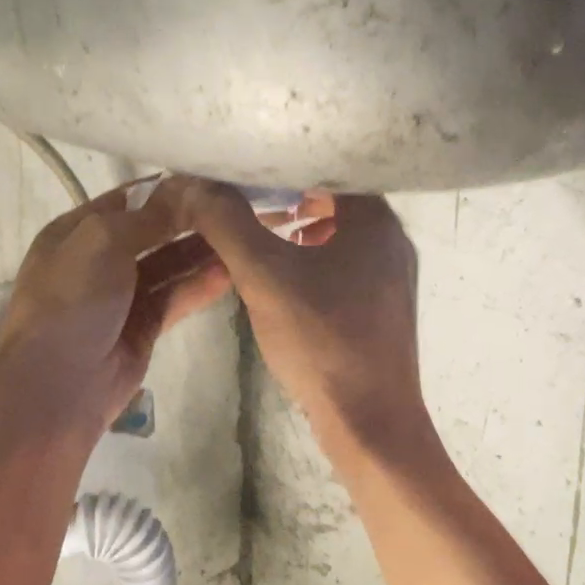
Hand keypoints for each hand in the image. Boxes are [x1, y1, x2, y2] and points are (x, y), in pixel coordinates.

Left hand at [0, 179, 232, 432]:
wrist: (56, 387)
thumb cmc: (71, 301)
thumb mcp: (102, 241)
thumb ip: (147, 216)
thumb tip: (183, 192)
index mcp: (75, 232)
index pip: (127, 199)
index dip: (166, 189)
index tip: (210, 180)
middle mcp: (97, 259)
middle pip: (152, 231)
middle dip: (191, 221)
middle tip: (237, 207)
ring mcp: (121, 295)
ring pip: (168, 265)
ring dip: (201, 252)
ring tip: (242, 238)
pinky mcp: (142, 327)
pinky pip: (175, 297)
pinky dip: (199, 286)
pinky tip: (230, 273)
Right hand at [170, 179, 424, 445]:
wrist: (371, 423)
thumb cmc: (320, 341)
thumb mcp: (262, 276)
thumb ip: (227, 224)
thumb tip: (192, 183)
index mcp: (373, 217)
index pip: (325, 164)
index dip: (281, 161)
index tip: (242, 163)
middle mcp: (391, 235)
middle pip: (333, 194)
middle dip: (288, 190)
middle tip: (242, 190)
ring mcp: (392, 270)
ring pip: (339, 228)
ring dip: (300, 222)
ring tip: (258, 222)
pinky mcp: (384, 301)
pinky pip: (345, 256)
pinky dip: (314, 252)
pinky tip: (283, 267)